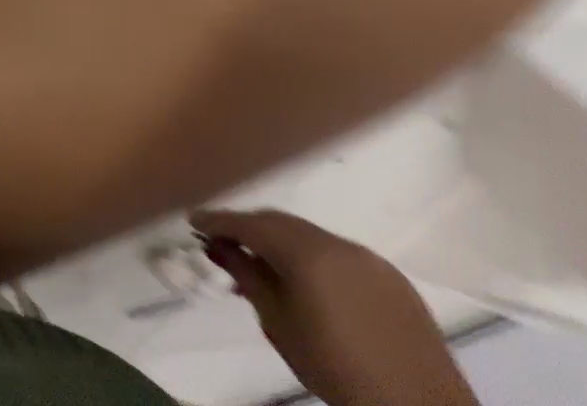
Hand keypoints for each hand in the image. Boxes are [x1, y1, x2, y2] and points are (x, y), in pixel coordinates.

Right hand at [192, 209, 478, 405]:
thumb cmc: (334, 366)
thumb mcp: (277, 323)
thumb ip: (247, 277)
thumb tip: (219, 247)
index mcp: (308, 253)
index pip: (250, 224)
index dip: (217, 220)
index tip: (192, 222)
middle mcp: (340, 245)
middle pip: (281, 222)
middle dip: (248, 227)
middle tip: (221, 242)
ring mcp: (371, 260)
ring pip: (311, 235)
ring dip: (280, 241)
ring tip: (261, 264)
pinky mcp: (393, 279)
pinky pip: (339, 253)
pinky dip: (312, 255)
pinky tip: (305, 280)